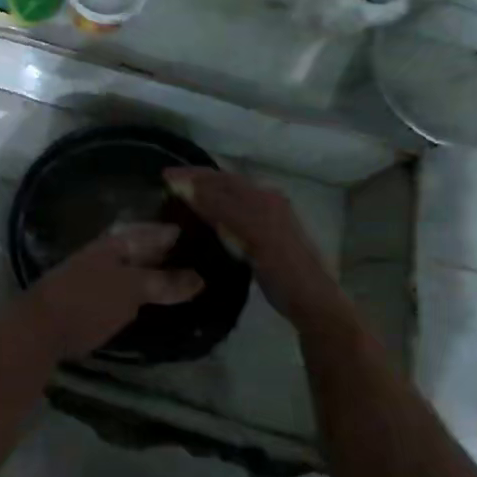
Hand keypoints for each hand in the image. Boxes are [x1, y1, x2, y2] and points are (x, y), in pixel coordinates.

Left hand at [10, 223, 204, 360]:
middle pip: (146, 249)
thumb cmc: (87, 302)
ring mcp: (96, 276)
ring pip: (136, 269)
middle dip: (173, 255)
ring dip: (159, 275)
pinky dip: (144, 292)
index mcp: (117, 243)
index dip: (183, 234)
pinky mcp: (91, 299)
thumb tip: (200, 278)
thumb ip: (164, 282)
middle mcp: (107, 253)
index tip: (212, 239)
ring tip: (192, 284)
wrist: (38, 329)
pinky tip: (157, 302)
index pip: (156, 231)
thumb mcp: (131, 289)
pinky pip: (126, 288)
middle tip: (209, 265)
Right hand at [162, 167, 359, 333]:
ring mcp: (269, 217)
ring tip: (181, 195)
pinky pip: (235, 211)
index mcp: (263, 197)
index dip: (192, 176)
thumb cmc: (283, 269)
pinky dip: (215, 207)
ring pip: (230, 196)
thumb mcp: (252, 235)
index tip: (163, 176)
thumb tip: (185, 186)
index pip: (220, 179)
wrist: (313, 301)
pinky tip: (205, 217)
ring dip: (205, 191)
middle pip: (226, 183)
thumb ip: (220, 208)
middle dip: (197, 180)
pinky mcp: (266, 235)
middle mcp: (267, 200)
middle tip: (167, 182)